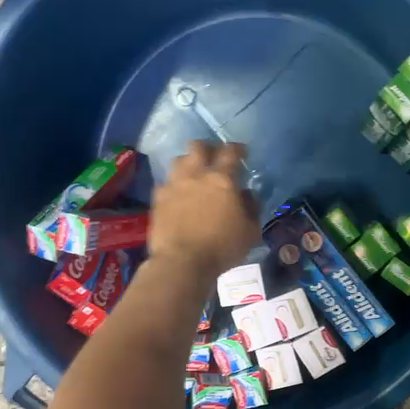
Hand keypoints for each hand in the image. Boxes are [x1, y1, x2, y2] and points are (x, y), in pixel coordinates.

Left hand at [148, 141, 258, 281]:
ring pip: (178, 160)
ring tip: (193, 174)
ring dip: (188, 163)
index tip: (242, 153)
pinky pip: (166, 182)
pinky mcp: (158, 198)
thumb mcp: (250, 231)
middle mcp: (196, 175)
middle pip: (198, 146)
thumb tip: (246, 194)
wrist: (182, 262)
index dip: (237, 148)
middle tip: (213, 158)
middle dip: (207, 148)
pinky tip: (177, 195)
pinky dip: (173, 185)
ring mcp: (174, 184)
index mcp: (222, 179)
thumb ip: (252, 208)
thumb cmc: (222, 247)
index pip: (230, 151)